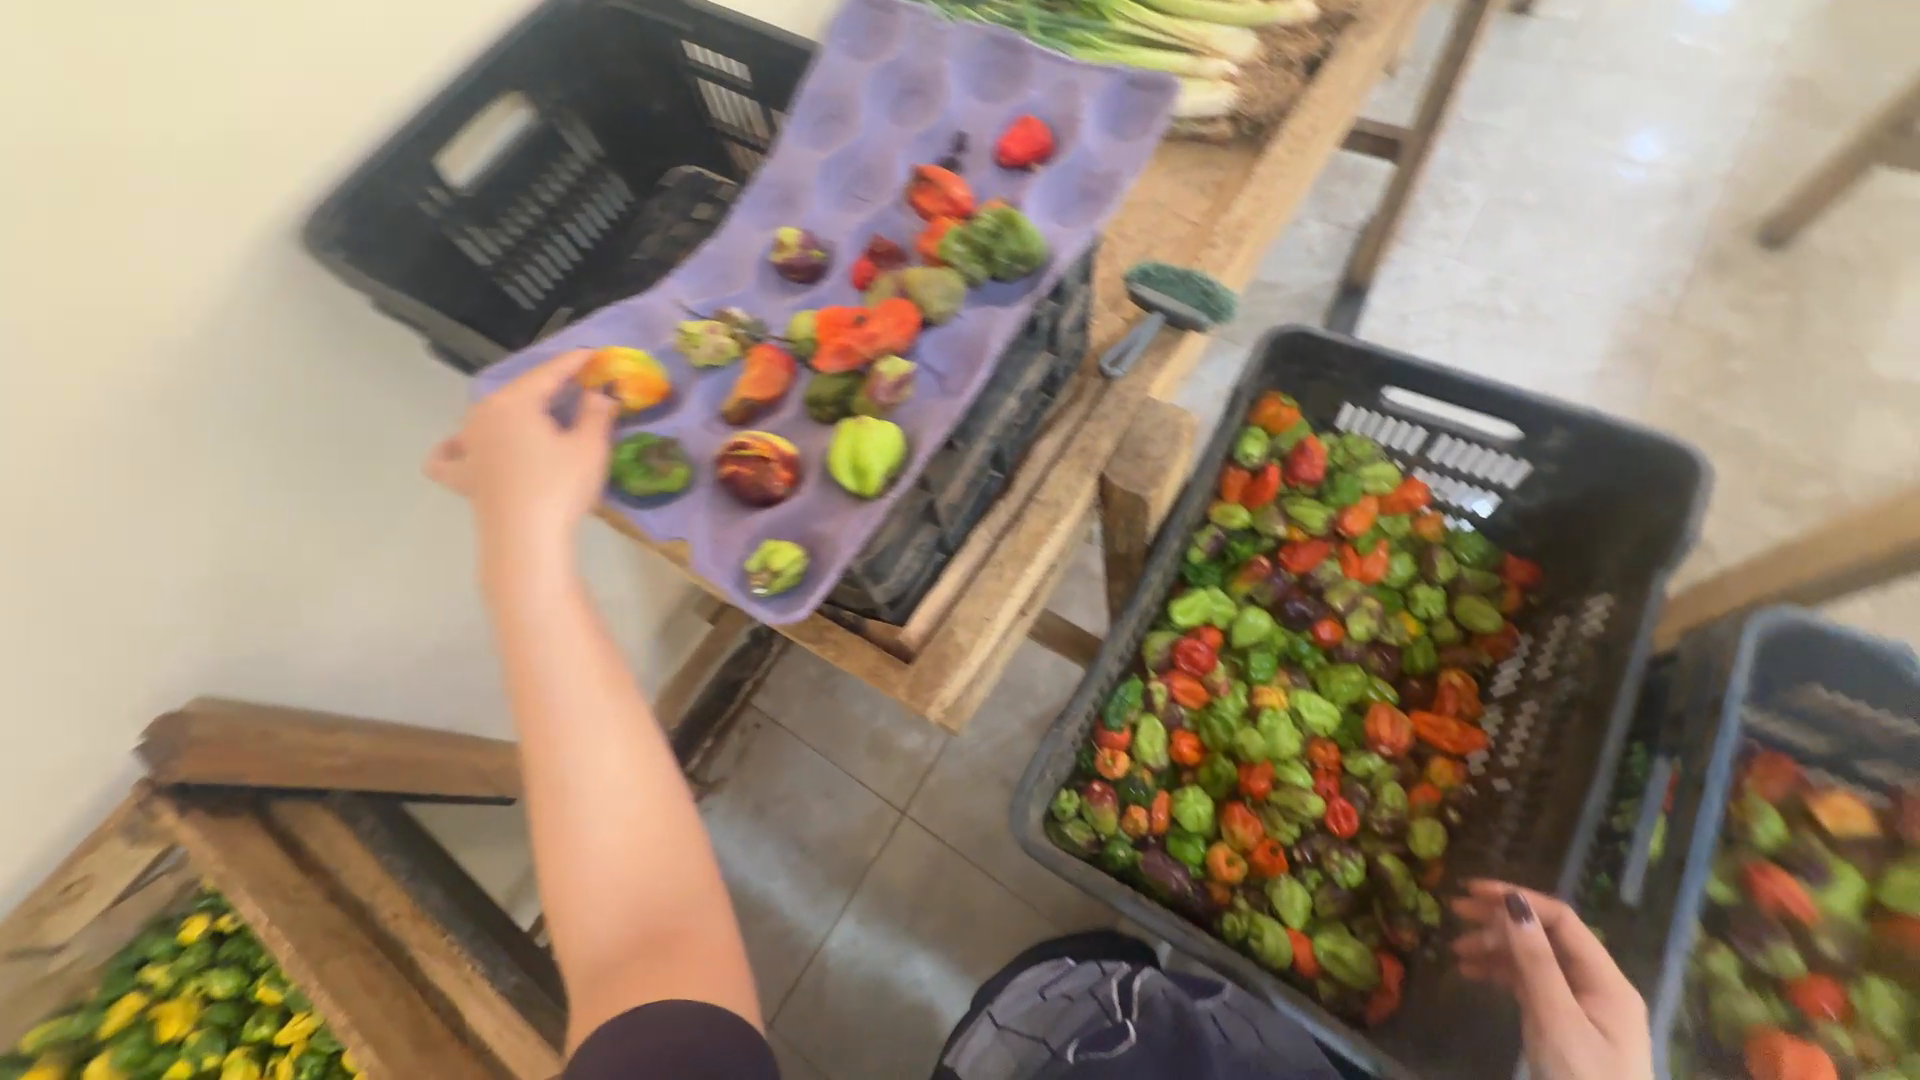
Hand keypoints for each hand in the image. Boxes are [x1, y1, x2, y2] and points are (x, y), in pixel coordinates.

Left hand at [425, 349, 617, 565]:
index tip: (594, 354)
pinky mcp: (463, 476)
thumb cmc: (560, 487)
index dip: (574, 362)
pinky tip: (467, 448)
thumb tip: (599, 394)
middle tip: (577, 388)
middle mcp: (482, 414)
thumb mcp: (590, 447)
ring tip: (537, 418)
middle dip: (547, 387)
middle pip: (518, 392)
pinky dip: (456, 447)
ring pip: (488, 415)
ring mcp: (467, 445)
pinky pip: (450, 454)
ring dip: (514, 411)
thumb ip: (596, 413)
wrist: (526, 539)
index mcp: (514, 401)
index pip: (549, 373)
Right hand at [1451, 881, 1651, 1079]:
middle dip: (1499, 920)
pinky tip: (1470, 972)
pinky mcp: (1563, 1020)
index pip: (1560, 920)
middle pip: (1544, 935)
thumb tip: (1514, 903)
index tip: (1470, 891)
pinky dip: (1499, 972)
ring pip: (1532, 959)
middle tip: (1454, 911)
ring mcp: (1579, 1004)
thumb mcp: (1556, 1020)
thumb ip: (1537, 962)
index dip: (1516, 898)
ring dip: (1494, 948)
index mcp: (1606, 980)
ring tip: (1456, 950)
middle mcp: (1595, 985)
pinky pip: (1528, 983)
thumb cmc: (1582, 1078)